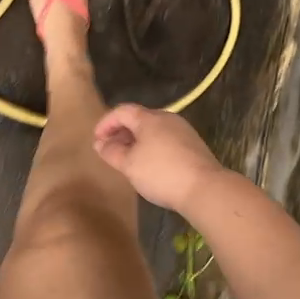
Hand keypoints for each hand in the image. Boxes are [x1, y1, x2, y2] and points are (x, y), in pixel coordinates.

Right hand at [92, 104, 227, 211]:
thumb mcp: (129, 164)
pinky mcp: (192, 144)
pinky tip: (149, 164)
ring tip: (126, 159)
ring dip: (136, 140)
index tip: (96, 140)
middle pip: (138, 118)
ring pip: (152, 129)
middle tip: (109, 151)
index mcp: (149, 118)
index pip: (122, 111)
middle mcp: (167, 117)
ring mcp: (182, 129)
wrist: (203, 187)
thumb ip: (112, 152)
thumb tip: (100, 143)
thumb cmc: (161, 172)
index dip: (106, 123)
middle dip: (120, 132)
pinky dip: (151, 146)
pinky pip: (165, 139)